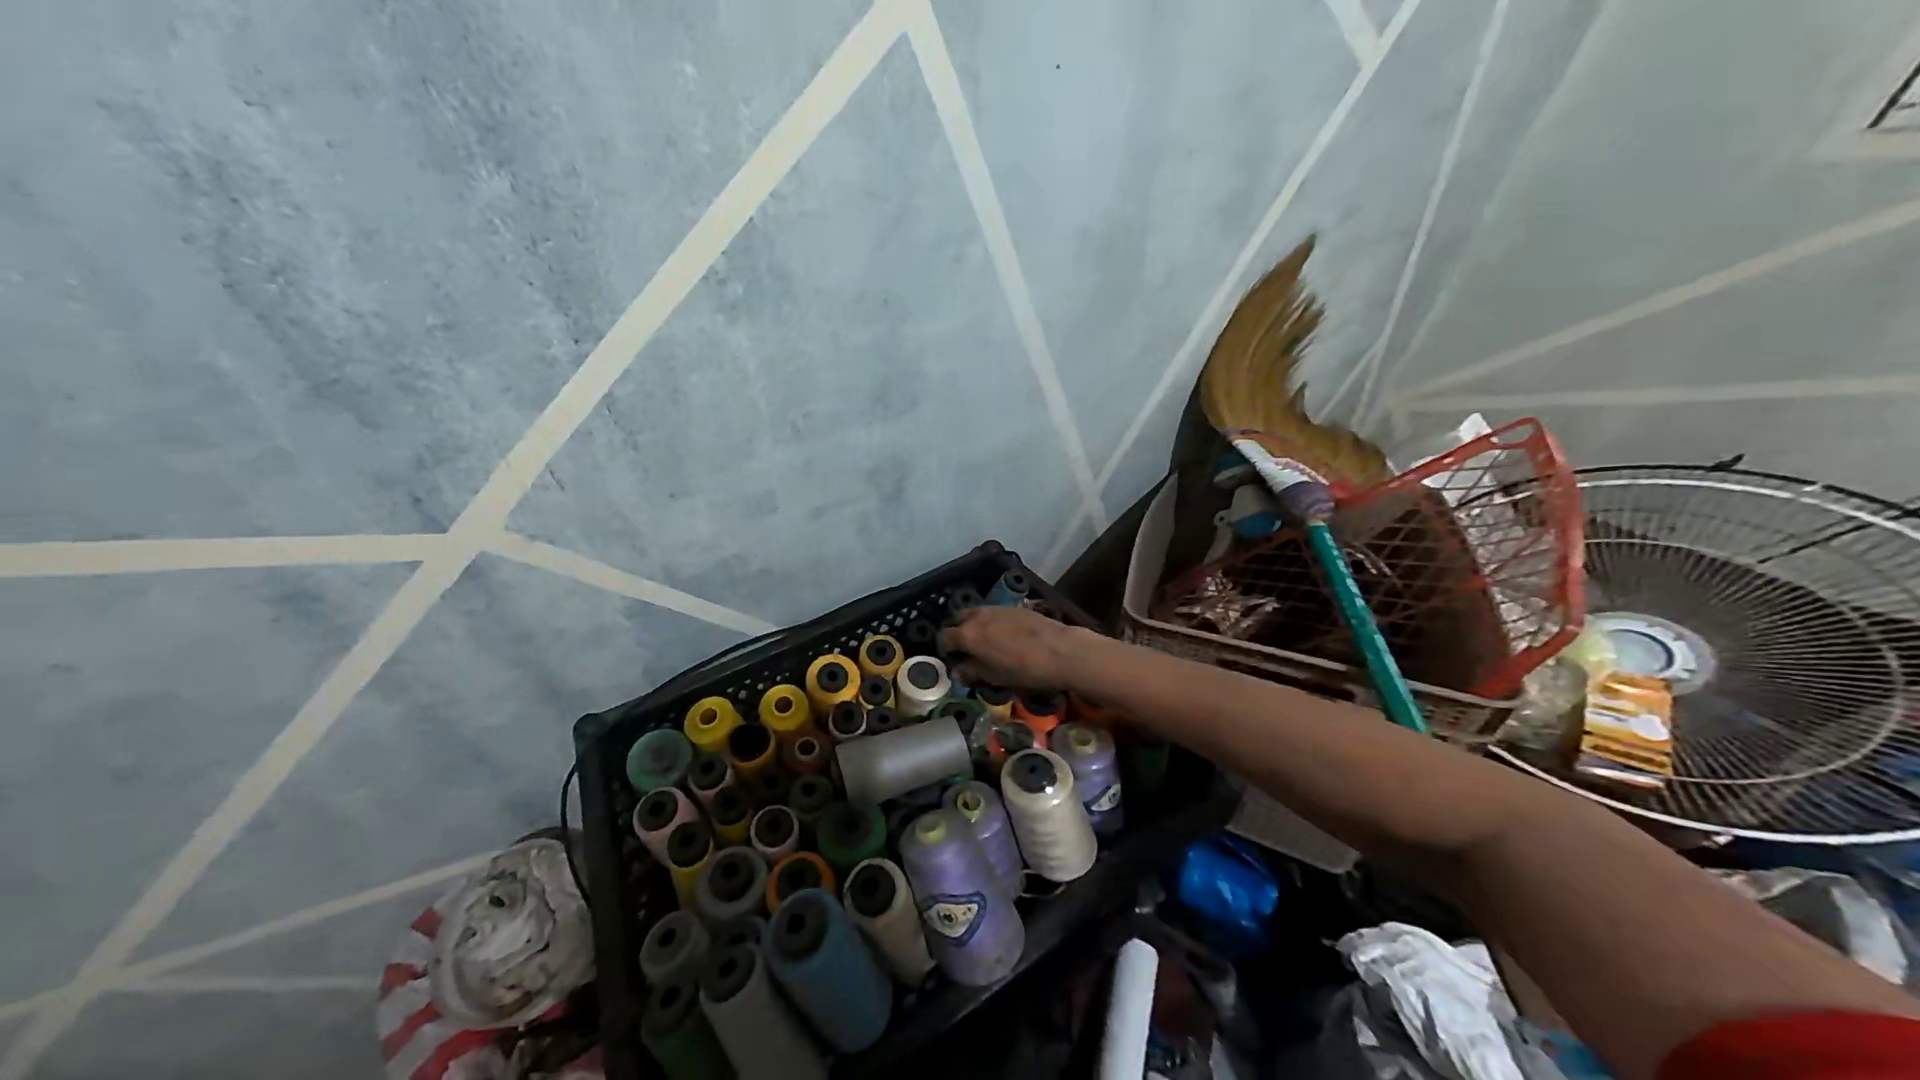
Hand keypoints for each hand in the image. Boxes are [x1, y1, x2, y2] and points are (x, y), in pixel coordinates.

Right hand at [939, 606, 1084, 689]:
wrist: (1060, 650)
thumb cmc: (1023, 669)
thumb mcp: (994, 677)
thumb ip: (971, 671)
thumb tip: (957, 670)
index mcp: (967, 635)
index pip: (944, 637)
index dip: (945, 649)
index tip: (953, 659)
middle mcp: (977, 616)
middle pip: (957, 619)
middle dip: (957, 632)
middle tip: (966, 648)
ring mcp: (995, 608)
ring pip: (975, 613)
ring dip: (973, 624)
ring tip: (985, 641)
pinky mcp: (1013, 606)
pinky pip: (992, 612)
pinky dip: (990, 621)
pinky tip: (1003, 634)